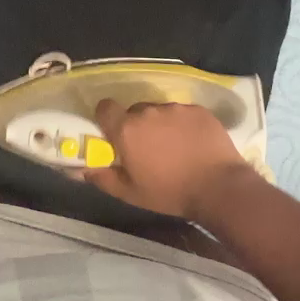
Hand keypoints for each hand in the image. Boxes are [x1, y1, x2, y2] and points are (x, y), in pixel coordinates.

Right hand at [83, 100, 254, 219]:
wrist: (219, 187)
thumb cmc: (170, 192)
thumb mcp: (130, 193)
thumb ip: (102, 178)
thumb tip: (80, 170)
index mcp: (127, 129)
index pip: (105, 107)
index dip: (106, 118)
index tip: (113, 134)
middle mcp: (148, 111)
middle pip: (134, 111)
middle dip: (136, 126)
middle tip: (147, 149)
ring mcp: (175, 108)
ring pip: (159, 112)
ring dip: (160, 125)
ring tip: (174, 148)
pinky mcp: (198, 109)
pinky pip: (182, 113)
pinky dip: (183, 125)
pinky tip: (193, 144)